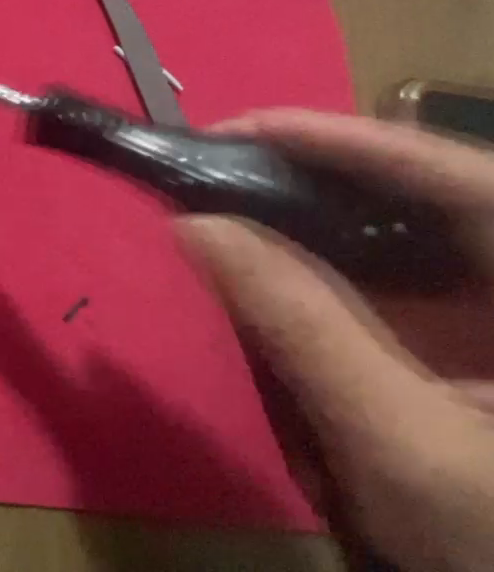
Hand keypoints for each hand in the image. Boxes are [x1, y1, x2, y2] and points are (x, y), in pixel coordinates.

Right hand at [178, 109, 493, 570]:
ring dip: (316, 202)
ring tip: (228, 187)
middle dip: (322, 165)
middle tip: (216, 158)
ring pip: (412, 225)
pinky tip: (270, 244)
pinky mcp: (472, 338)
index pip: (471, 185)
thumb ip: (301, 327)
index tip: (244, 127)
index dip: (356, 141)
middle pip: (436, 192)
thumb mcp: (399, 444)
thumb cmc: (491, 539)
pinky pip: (399, 268)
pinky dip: (325, 249)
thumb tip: (193, 225)